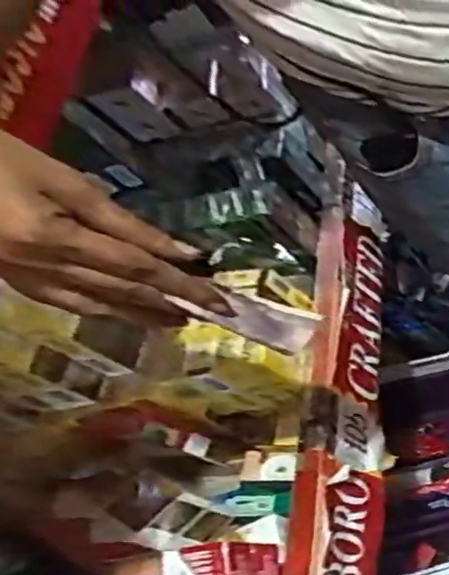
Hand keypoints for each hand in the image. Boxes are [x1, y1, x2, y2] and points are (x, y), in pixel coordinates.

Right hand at [0, 132, 229, 326]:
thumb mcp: (56, 178)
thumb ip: (123, 221)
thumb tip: (185, 253)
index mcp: (52, 238)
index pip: (142, 271)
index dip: (188, 287)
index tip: (226, 303)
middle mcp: (35, 263)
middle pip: (123, 290)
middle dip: (171, 303)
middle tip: (212, 315)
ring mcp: (12, 270)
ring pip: (93, 301)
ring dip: (140, 313)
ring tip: (178, 320)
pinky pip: (57, 297)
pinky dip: (97, 307)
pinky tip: (117, 309)